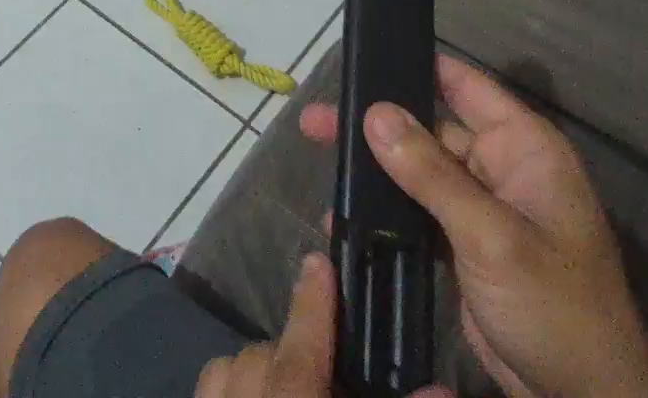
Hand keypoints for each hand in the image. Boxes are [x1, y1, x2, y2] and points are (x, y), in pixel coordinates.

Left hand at [194, 253, 451, 397]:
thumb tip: (440, 388)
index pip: (299, 352)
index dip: (312, 305)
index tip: (320, 262)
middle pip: (260, 357)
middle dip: (291, 353)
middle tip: (324, 370)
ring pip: (224, 370)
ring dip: (257, 370)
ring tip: (290, 387)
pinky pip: (207, 392)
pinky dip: (230, 390)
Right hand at [301, 55, 647, 397]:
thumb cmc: (555, 307)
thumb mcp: (491, 237)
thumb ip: (431, 175)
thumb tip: (375, 114)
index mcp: (523, 148)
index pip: (464, 85)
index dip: (416, 65)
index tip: (362, 59)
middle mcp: (501, 168)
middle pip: (429, 129)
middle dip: (376, 124)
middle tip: (316, 121)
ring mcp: (481, 208)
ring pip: (417, 171)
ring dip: (374, 170)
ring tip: (321, 161)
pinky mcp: (464, 244)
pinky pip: (417, 212)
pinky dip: (384, 213)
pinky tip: (343, 218)